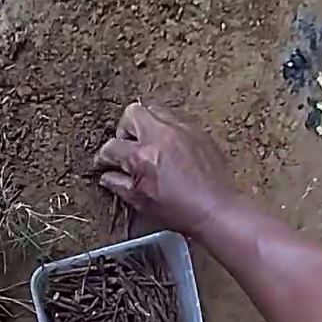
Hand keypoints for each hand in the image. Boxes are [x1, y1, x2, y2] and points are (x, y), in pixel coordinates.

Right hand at [92, 103, 238, 234]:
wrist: (217, 209)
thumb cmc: (181, 210)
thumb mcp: (143, 202)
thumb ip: (120, 185)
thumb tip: (107, 176)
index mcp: (143, 156)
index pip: (112, 147)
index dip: (104, 157)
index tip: (105, 163)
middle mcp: (161, 135)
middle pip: (131, 114)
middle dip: (124, 129)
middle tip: (128, 147)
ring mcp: (181, 130)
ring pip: (155, 111)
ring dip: (147, 126)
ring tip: (150, 146)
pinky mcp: (198, 131)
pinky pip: (176, 120)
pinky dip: (168, 131)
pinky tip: (170, 149)